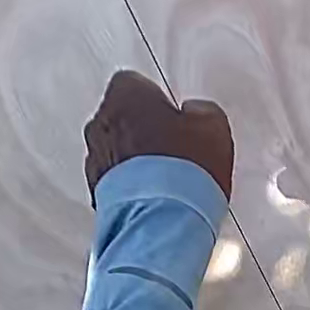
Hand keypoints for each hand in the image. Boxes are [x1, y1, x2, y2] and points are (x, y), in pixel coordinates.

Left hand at [84, 70, 233, 201]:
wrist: (164, 223)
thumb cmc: (184, 173)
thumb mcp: (213, 131)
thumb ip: (204, 113)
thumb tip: (198, 114)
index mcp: (126, 94)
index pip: (139, 86)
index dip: (161, 106)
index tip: (177, 122)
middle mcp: (102, 122)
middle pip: (123, 121)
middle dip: (145, 135)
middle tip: (174, 155)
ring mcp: (96, 161)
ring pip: (116, 156)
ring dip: (136, 167)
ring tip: (168, 187)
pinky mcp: (97, 196)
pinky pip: (114, 188)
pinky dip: (132, 194)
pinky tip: (156, 205)